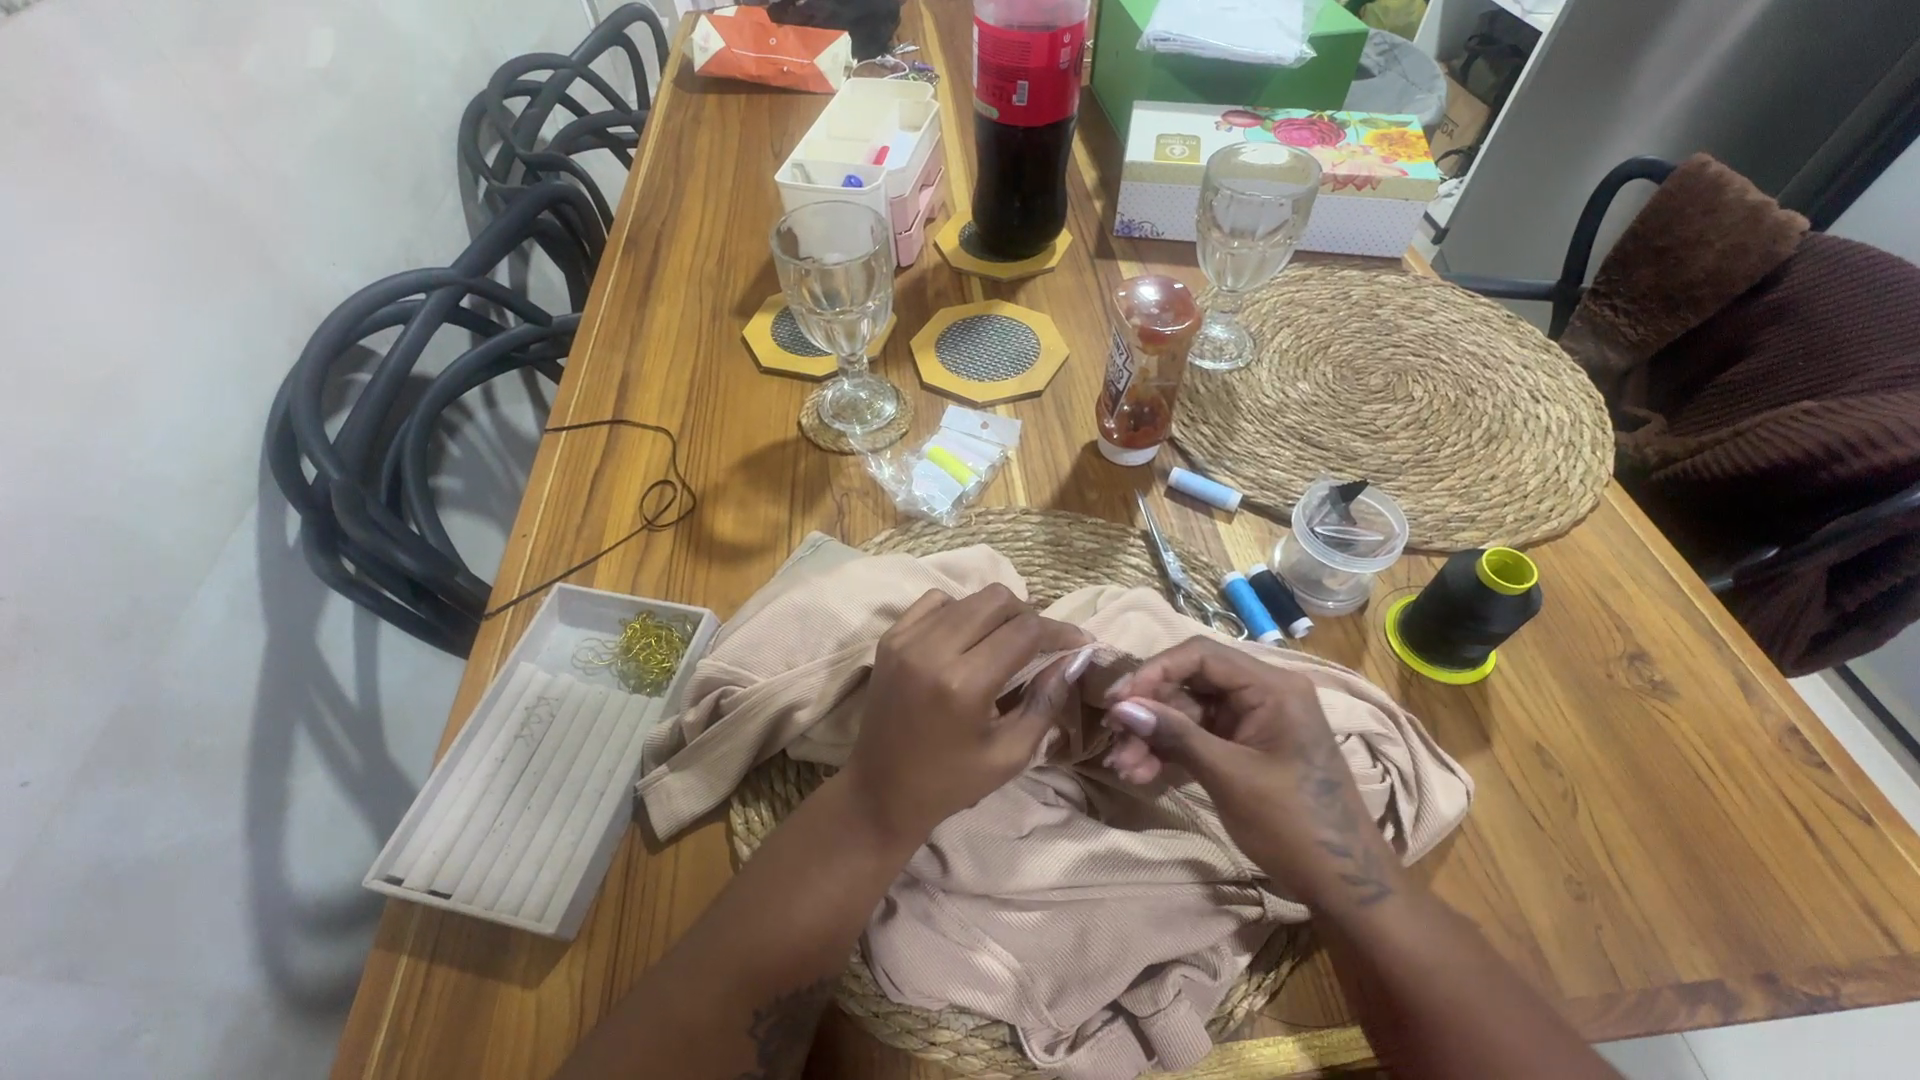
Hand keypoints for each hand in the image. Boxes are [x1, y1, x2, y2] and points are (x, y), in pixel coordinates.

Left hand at [844, 584, 1093, 848]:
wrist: (880, 791)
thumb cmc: (951, 782)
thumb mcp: (1010, 754)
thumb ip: (1046, 701)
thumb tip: (1073, 658)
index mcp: (964, 684)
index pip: (1025, 631)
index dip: (1059, 631)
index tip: (1078, 642)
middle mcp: (932, 650)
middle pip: (998, 599)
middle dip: (1029, 616)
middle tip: (1042, 643)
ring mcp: (906, 640)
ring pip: (969, 597)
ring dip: (996, 613)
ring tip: (1007, 641)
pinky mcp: (890, 639)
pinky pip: (935, 602)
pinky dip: (960, 610)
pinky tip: (968, 637)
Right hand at [1101, 638, 1405, 910]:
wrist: (1343, 883)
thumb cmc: (1293, 824)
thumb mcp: (1230, 776)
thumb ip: (1176, 735)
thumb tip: (1122, 707)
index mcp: (1272, 687)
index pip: (1200, 655)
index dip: (1154, 671)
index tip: (1117, 700)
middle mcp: (1263, 694)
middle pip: (1191, 683)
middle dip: (1150, 711)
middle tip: (1115, 740)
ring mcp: (1254, 722)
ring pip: (1189, 713)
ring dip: (1154, 737)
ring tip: (1125, 769)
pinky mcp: (1246, 748)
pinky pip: (1199, 737)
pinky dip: (1171, 753)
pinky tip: (1143, 774)